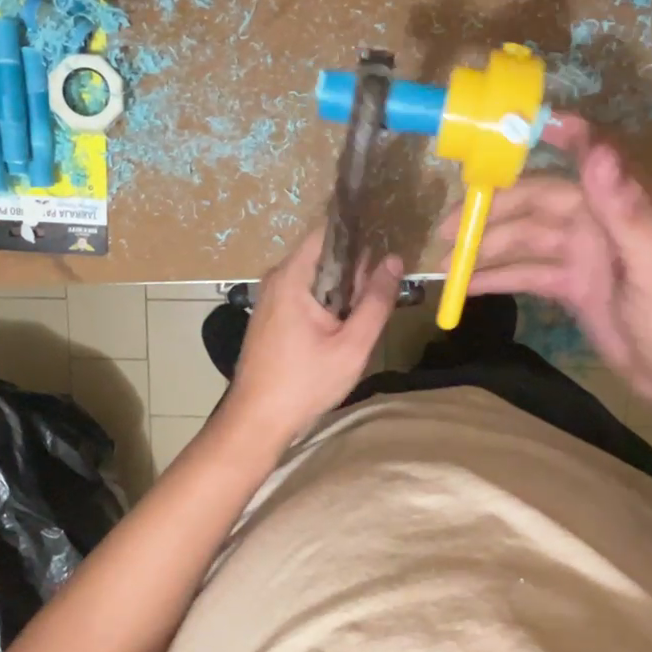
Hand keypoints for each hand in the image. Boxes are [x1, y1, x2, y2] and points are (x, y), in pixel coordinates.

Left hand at [226, 230, 400, 443]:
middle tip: (382, 290)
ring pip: (315, 279)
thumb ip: (376, 301)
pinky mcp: (270, 318)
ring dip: (342, 290)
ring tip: (366, 311)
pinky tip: (342, 327)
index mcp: (292, 276)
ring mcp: (270, 299)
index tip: (387, 244)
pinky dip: (326, 304)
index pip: (327, 232)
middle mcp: (276, 279)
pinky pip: (304, 296)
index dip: (359, 233)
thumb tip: (394, 261)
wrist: (257, 419)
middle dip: (355, 268)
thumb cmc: (305, 382)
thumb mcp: (352, 345)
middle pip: (323, 256)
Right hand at [443, 113, 651, 438]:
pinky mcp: (576, 287)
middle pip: (539, 203)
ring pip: (527, 240)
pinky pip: (529, 274)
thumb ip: (625, 210)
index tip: (504, 131)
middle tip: (445, 228)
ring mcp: (587, 255)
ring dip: (487, 249)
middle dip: (492, 210)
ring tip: (443, 264)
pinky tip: (466, 287)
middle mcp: (603, 220)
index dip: (550, 137)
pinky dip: (498, 279)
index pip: (588, 154)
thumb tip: (596, 150)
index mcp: (629, 203)